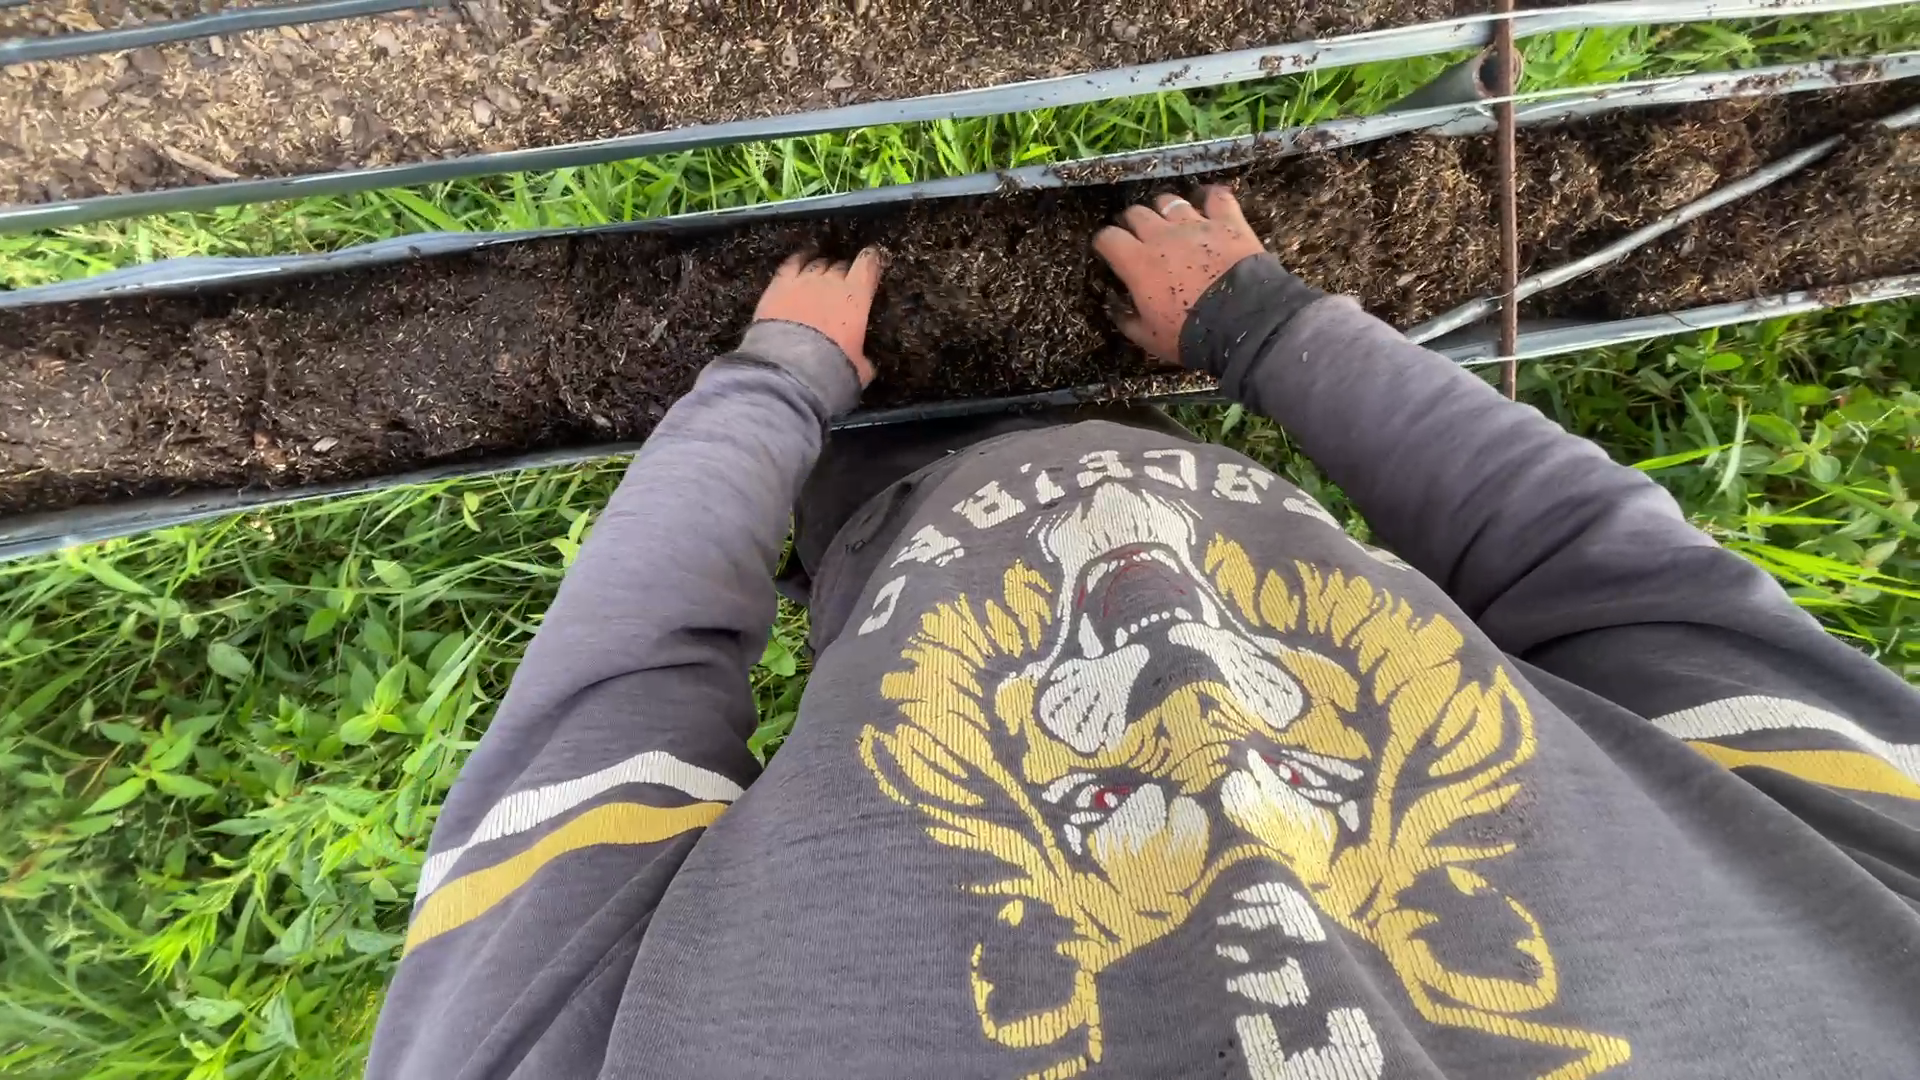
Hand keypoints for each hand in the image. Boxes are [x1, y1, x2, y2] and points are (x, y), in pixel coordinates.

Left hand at [753, 247, 884, 385]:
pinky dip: (799, 259)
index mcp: (857, 297)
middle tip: (844, 281)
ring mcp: (803, 281)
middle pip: (841, 265)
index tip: (875, 257)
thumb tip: (864, 364)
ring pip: (816, 263)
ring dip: (822, 267)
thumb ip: (863, 360)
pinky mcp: (779, 286)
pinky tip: (801, 258)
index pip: (869, 266)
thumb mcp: (859, 369)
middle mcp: (831, 282)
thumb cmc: (832, 368)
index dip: (873, 259)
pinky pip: (791, 264)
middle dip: (845, 271)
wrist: (792, 368)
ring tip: (822, 270)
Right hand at [1093, 186, 1265, 364]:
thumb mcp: (1147, 337)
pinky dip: (1208, 197)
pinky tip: (1206, 202)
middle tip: (1135, 236)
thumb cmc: (1188, 333)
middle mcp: (1161, 236)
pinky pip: (1215, 197)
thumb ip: (1126, 319)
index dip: (1103, 242)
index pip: (1108, 238)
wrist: (1241, 321)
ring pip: (1169, 201)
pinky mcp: (1227, 221)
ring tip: (1167, 221)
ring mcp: (1195, 224)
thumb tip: (1114, 307)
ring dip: (1163, 209)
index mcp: (1138, 263)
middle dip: (1130, 222)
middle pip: (1136, 213)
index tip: (1106, 250)